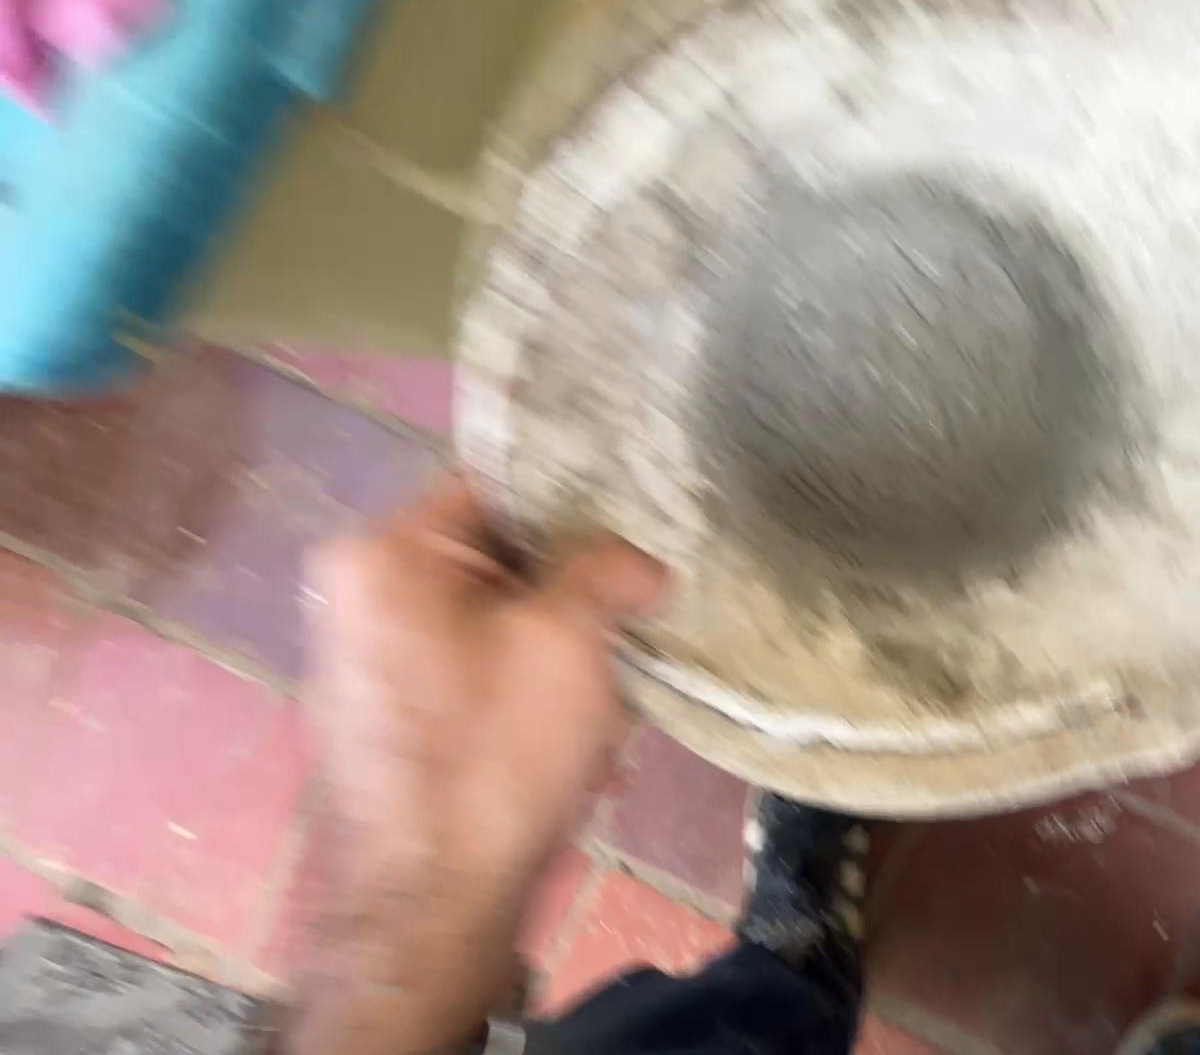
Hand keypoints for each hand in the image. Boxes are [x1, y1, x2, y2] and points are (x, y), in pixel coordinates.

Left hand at [284, 476, 668, 1054]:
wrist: (433, 902)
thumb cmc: (495, 749)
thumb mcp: (568, 637)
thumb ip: (608, 568)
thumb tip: (641, 563)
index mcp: (388, 555)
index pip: (501, 480)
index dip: (579, 493)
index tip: (643, 512)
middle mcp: (373, 592)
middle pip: (507, 548)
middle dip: (581, 579)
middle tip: (644, 594)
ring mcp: (389, 651)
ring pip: (510, 607)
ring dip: (573, 635)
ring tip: (622, 666)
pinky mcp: (413, 702)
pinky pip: (495, 656)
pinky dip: (546, 674)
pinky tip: (587, 717)